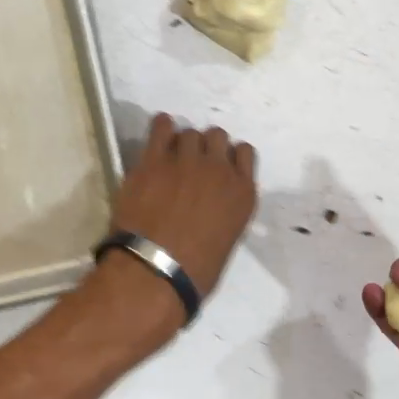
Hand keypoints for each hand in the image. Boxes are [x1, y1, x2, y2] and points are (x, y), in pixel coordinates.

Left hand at [109, 114, 257, 298]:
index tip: (217, 166)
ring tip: (171, 156)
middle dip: (206, 147)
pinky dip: (162, 127)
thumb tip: (210, 206)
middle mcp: (219, 170)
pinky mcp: (154, 160)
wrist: (154, 270)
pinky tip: (159, 133)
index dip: (228, 157)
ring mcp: (186, 161)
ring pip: (190, 132)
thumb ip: (225, 212)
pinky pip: (162, 128)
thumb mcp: (226, 240)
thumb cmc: (194, 271)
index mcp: (242, 193)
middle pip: (216, 137)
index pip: (244, 153)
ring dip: (183, 142)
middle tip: (192, 163)